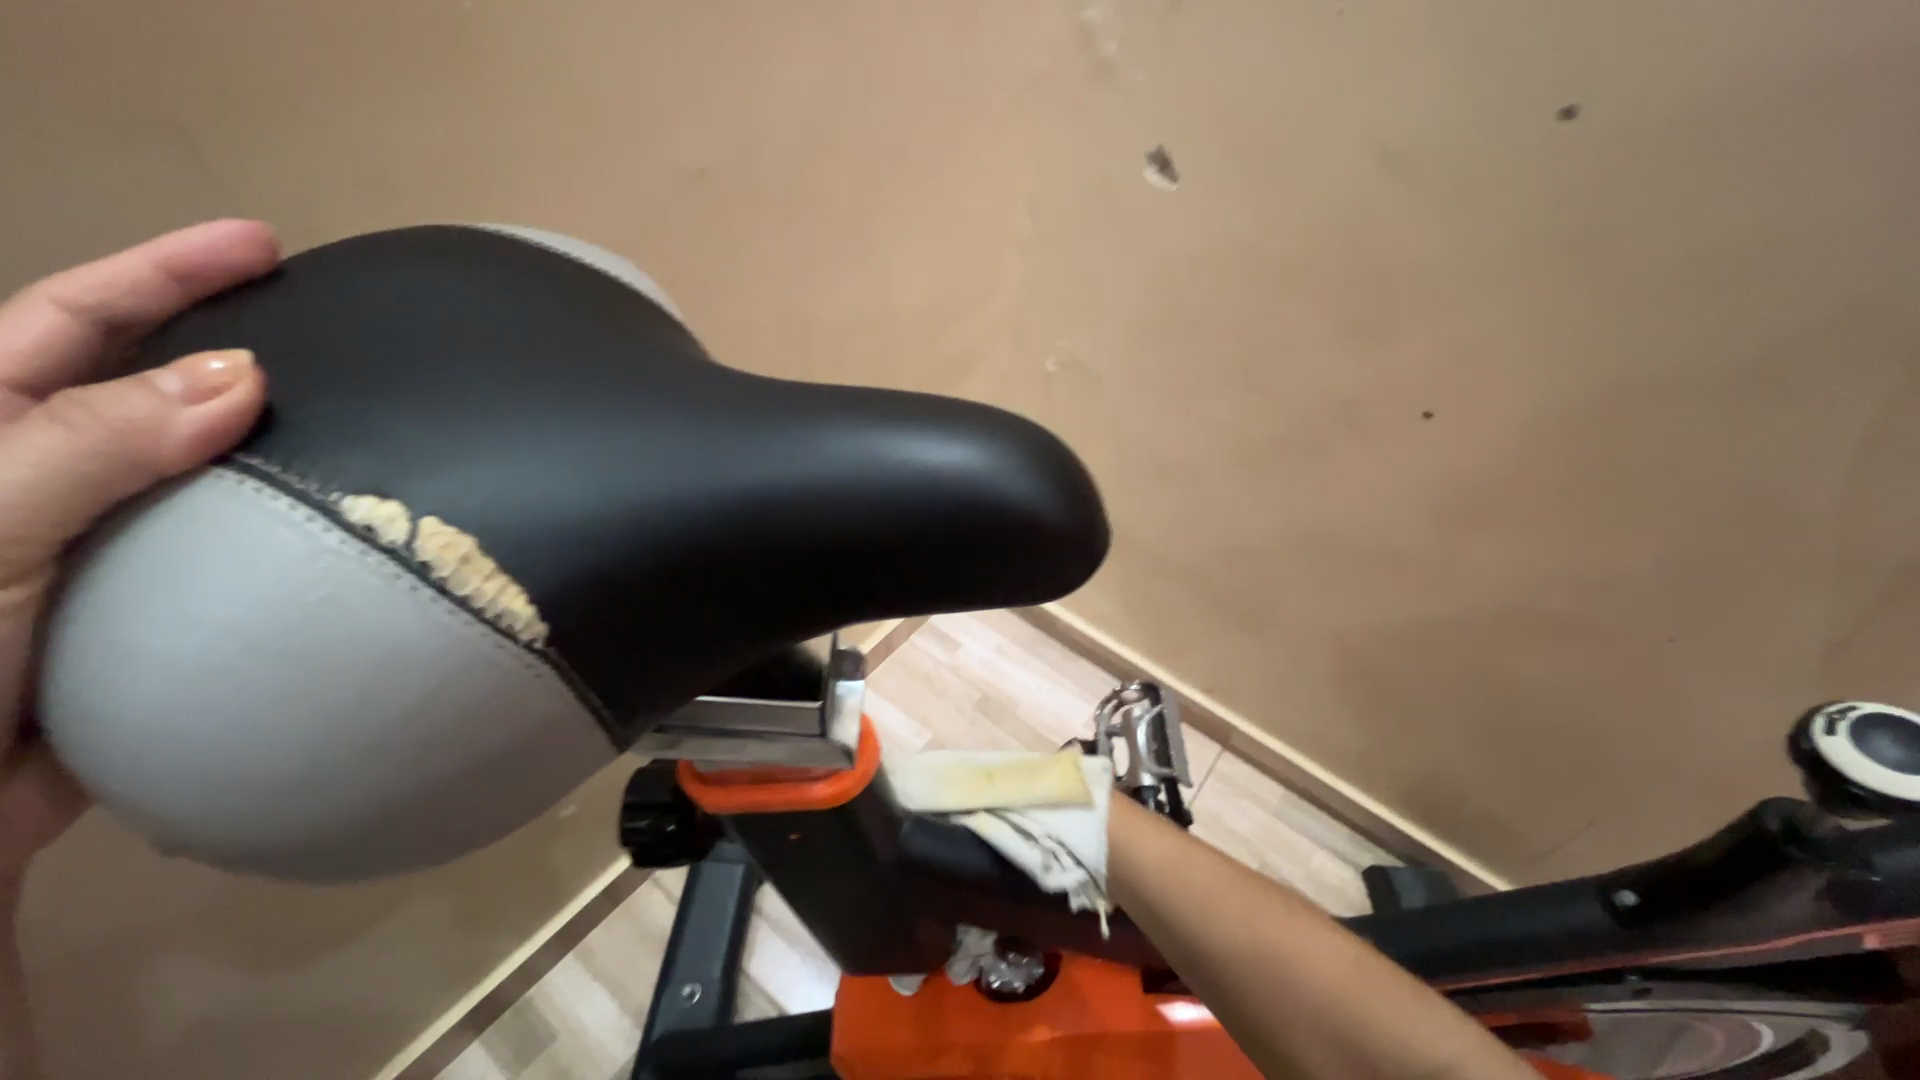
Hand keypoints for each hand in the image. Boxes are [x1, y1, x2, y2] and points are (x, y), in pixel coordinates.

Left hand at [0, 221, 277, 897]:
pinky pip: (236, 546)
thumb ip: (91, 445)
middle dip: (229, 346)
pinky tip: (341, 520)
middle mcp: (42, 476)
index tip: (264, 245)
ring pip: (204, 469)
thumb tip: (241, 375)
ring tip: (360, 422)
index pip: (67, 321)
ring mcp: (104, 543)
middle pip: (146, 386)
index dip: (164, 273)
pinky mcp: (155, 606)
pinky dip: (286, 526)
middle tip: (333, 331)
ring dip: (272, 443)